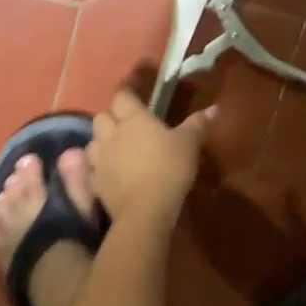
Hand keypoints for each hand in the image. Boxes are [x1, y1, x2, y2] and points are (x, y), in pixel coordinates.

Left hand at [86, 91, 215, 222]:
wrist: (146, 208)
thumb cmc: (170, 167)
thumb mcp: (190, 144)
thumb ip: (198, 124)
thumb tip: (214, 108)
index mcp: (135, 120)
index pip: (122, 97)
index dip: (127, 97)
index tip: (137, 101)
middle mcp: (112, 134)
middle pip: (101, 117)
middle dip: (111, 119)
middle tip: (127, 127)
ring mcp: (100, 159)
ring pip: (92, 142)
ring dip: (102, 142)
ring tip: (117, 149)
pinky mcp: (95, 182)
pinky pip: (91, 168)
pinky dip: (99, 167)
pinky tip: (111, 173)